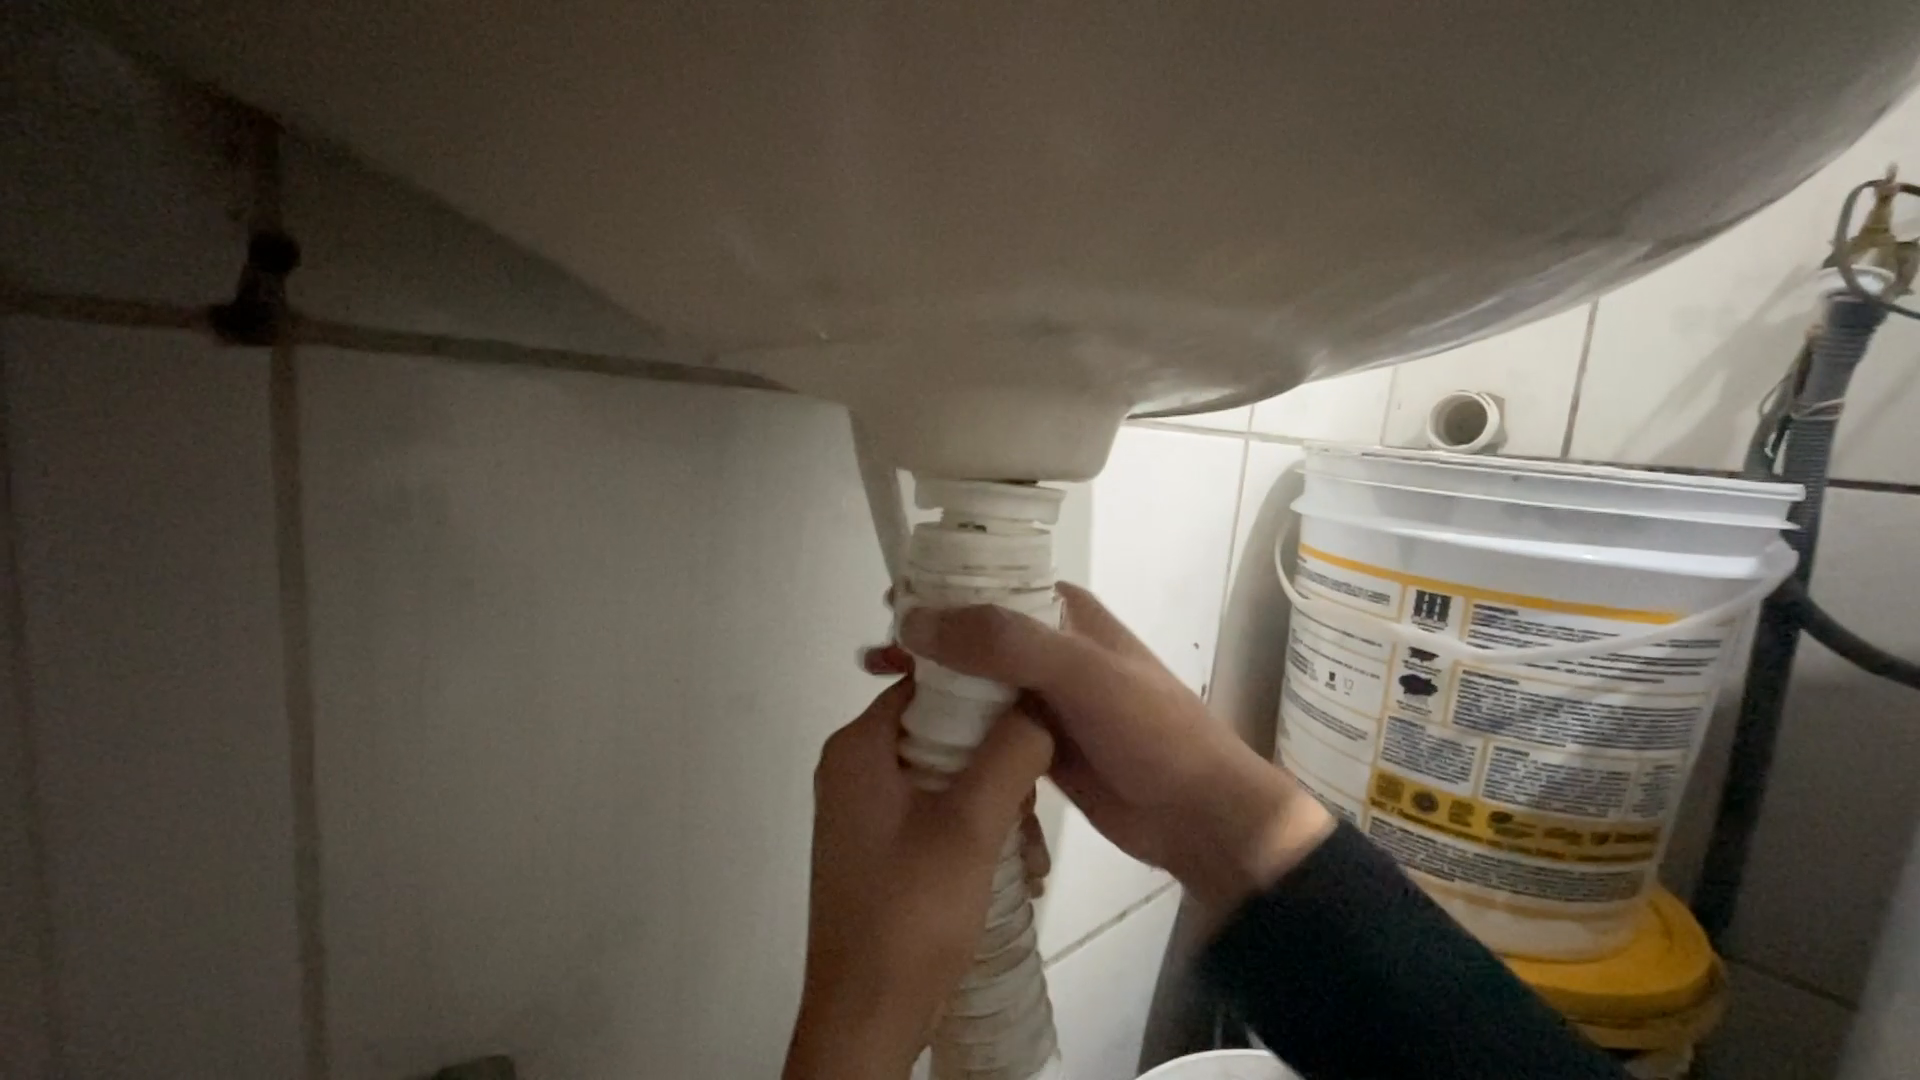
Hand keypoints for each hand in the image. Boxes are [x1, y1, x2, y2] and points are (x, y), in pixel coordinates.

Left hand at [784, 679, 1054, 1079]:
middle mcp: (854, 769)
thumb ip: (1010, 753)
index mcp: (858, 747)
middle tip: (1034, 794)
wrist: (867, 1019)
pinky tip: (1013, 867)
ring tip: (1030, 848)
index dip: (982, 688)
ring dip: (993, 801)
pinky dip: (973, 829)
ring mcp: (864, 812)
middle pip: (938, 730)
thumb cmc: (911, 912)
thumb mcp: (970, 825)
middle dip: (995, 759)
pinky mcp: (879, 848)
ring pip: (943, 775)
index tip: (1033, 710)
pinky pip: (934, 812)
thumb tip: (1039, 702)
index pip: (926, 684)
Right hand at [893, 584, 1335, 915]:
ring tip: (879, 688)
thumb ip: (1003, 641)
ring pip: (971, 679)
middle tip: (874, 654)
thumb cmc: (1148, 730)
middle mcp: (1046, 647)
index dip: (939, 587)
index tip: (889, 601)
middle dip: (925, 638)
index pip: (989, 582)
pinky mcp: (1031, 742)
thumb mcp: (1080, 671)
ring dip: (929, 681)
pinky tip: (909, 733)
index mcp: (1062, 613)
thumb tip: (916, 620)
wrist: (1196, 815)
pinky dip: (947, 723)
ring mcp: (1038, 697)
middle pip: (972, 632)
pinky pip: (979, 724)